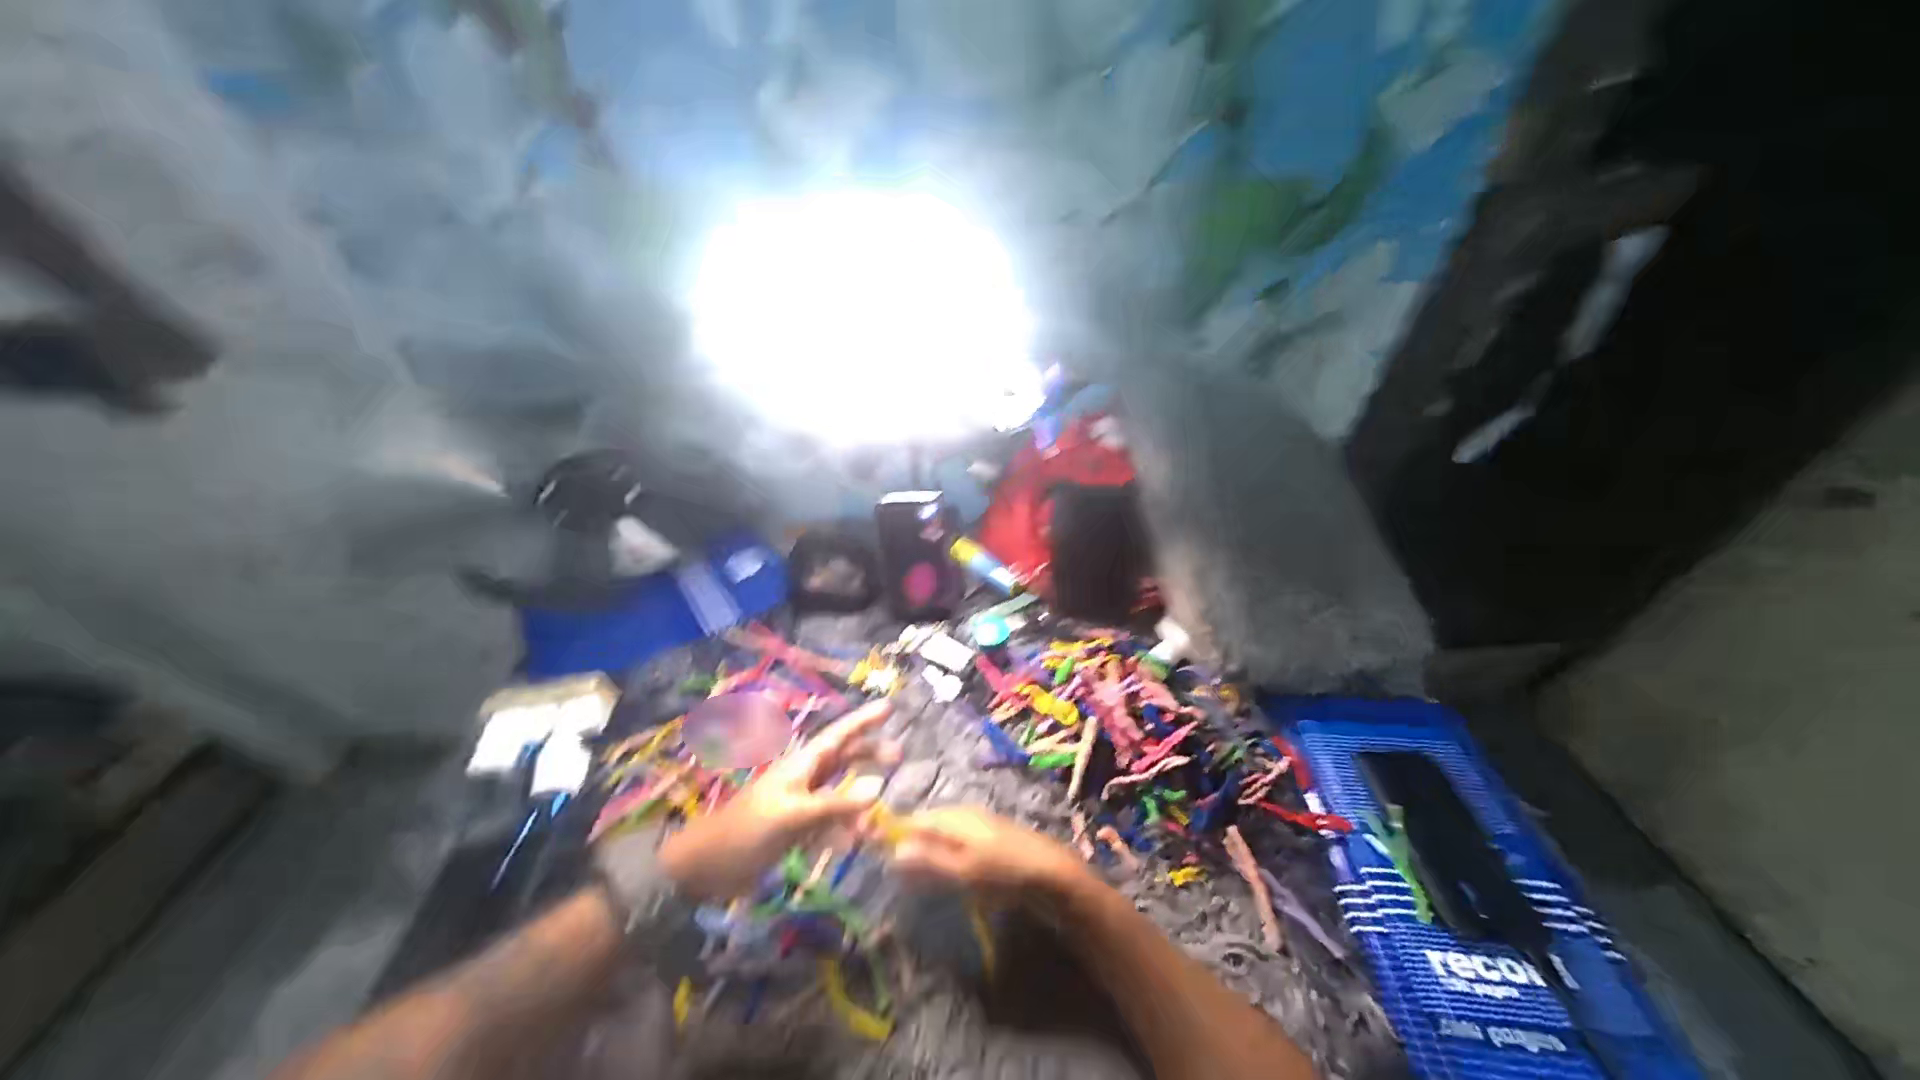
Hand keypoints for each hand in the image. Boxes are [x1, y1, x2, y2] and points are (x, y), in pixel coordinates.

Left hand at [658, 699, 896, 899]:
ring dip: (858, 799)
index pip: (840, 735)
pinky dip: (843, 827)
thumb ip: (836, 802)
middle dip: (870, 754)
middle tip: (899, 757)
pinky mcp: (797, 828)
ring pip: (840, 791)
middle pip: (844, 757)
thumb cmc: (747, 831)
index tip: (890, 706)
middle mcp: (805, 777)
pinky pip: (830, 820)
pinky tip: (852, 841)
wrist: (706, 867)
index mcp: (801, 764)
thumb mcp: (794, 815)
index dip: (864, 720)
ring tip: (877, 816)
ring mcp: (801, 803)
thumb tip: (879, 786)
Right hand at [890, 807, 1089, 896]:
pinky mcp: (992, 841)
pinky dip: (946, 854)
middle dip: (910, 840)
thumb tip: (893, 849)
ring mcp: (980, 826)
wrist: (1053, 874)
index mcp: (954, 816)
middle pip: (929, 824)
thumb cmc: (1004, 870)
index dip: (894, 830)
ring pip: (944, 833)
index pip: (915, 819)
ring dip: (929, 849)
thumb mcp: (963, 869)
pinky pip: (959, 842)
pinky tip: (947, 872)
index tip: (873, 846)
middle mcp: (965, 814)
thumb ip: (928, 858)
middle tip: (893, 866)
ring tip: (915, 873)